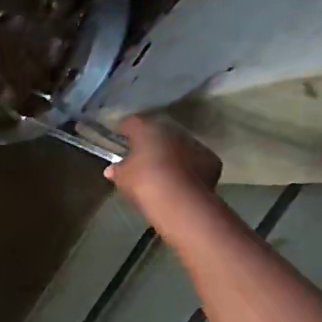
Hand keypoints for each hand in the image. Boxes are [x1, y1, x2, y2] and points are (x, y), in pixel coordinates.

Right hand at [105, 114, 221, 210]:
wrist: (180, 199)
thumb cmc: (144, 183)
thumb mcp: (124, 179)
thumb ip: (118, 171)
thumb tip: (111, 169)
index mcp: (147, 130)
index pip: (132, 122)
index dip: (126, 128)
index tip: (121, 135)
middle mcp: (172, 130)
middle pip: (159, 132)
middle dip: (153, 142)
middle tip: (145, 157)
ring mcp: (194, 143)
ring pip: (180, 145)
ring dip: (173, 154)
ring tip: (167, 170)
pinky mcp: (210, 159)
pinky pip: (196, 161)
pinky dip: (190, 168)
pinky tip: (185, 181)